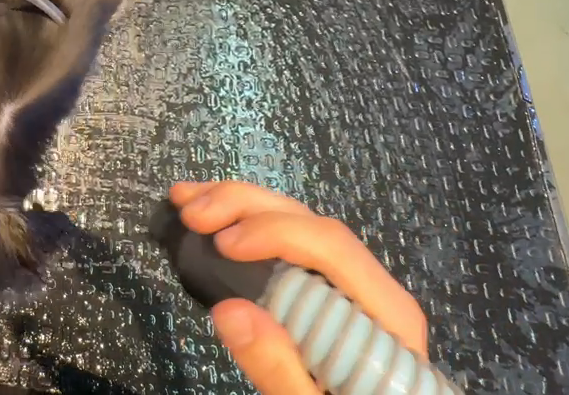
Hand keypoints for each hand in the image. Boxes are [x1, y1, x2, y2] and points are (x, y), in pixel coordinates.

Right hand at [171, 182, 427, 394]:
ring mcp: (339, 277)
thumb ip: (280, 369)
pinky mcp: (313, 283)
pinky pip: (278, 236)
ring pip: (289, 216)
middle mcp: (365, 281)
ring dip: (233, 201)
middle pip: (305, 219)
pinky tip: (205, 210)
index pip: (331, 245)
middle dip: (243, 206)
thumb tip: (227, 310)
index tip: (222, 244)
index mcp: (384, 310)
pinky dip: (238, 219)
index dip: (275, 232)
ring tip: (184, 199)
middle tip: (190, 212)